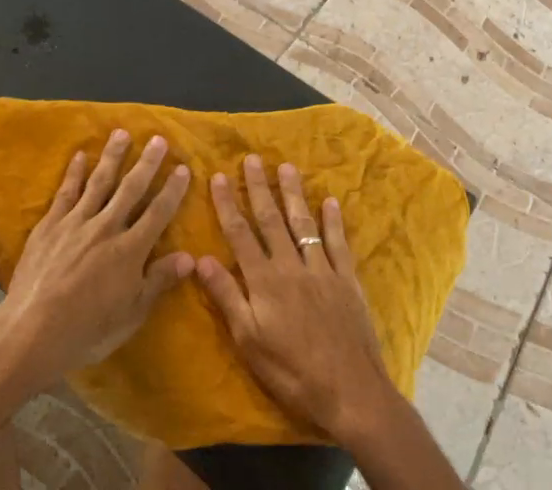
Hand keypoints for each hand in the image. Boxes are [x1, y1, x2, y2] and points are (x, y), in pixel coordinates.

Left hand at [0, 129, 194, 385]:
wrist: (34, 328)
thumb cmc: (88, 329)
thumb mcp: (132, 314)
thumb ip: (158, 281)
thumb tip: (189, 257)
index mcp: (130, 250)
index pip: (157, 213)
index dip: (172, 190)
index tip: (183, 168)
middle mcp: (105, 228)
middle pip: (130, 189)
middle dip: (147, 163)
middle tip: (158, 139)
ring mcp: (75, 223)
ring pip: (99, 183)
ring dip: (112, 157)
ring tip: (121, 133)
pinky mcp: (49, 225)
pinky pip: (65, 193)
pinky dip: (74, 173)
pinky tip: (80, 156)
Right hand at [197, 155, 395, 440]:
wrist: (350, 391)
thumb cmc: (291, 371)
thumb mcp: (248, 341)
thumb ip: (227, 297)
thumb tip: (201, 258)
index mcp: (264, 281)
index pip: (240, 234)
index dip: (229, 204)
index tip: (220, 176)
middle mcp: (291, 266)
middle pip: (272, 220)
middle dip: (260, 188)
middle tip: (252, 158)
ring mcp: (322, 271)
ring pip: (303, 224)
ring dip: (294, 194)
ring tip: (286, 167)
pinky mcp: (347, 281)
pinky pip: (337, 243)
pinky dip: (333, 221)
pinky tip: (330, 202)